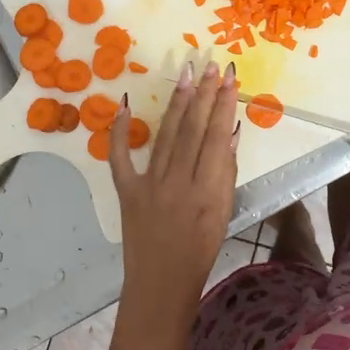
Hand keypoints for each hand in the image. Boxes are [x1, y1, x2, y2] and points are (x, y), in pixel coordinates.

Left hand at [110, 61, 239, 316]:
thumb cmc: (201, 249)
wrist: (162, 282)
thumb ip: (225, 171)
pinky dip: (119, 132)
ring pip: (165, 136)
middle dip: (204, 95)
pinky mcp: (126, 192)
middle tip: (210, 66)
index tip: (229, 77)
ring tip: (187, 75)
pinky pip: (120, 158)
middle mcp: (178, 183)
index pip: (216, 136)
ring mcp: (149, 186)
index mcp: (207, 190)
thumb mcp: (224, 212)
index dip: (223, 104)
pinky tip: (123, 105)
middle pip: (192, 130)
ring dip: (177, 103)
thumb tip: (229, 130)